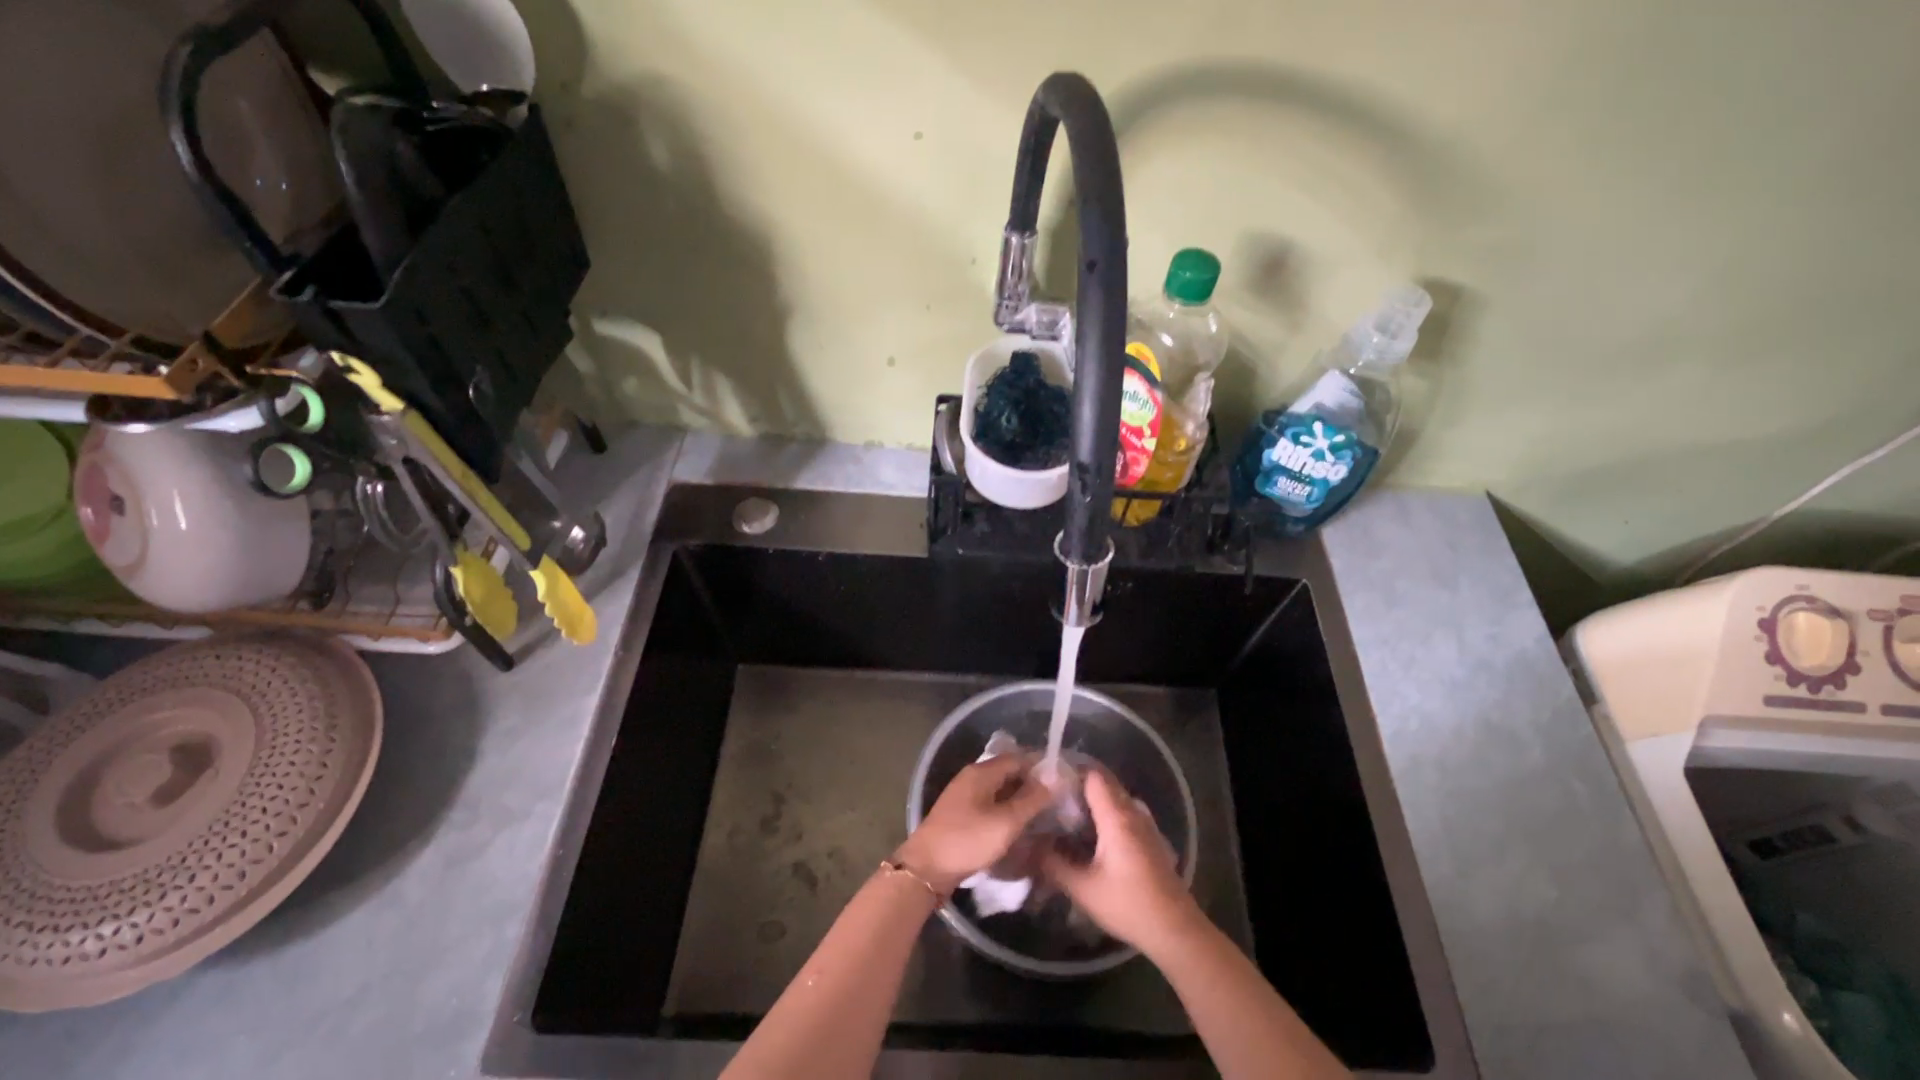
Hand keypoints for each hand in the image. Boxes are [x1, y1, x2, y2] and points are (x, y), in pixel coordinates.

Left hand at [895, 755, 1052, 894]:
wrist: (927, 868)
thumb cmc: (968, 841)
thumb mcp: (1006, 821)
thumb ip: (1032, 799)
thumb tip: (1056, 777)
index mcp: (982, 772)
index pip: (1019, 758)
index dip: (1042, 767)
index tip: (1064, 783)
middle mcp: (972, 778)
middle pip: (1009, 773)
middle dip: (1033, 785)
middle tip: (1058, 802)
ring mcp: (964, 796)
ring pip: (1000, 791)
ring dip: (1020, 800)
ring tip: (1044, 815)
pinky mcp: (961, 815)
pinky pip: (990, 805)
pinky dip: (1006, 811)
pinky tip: (1020, 827)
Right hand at [1041, 769, 1202, 955]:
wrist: (1175, 929)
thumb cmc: (1128, 905)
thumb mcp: (1083, 889)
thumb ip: (1053, 864)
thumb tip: (1028, 846)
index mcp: (1117, 817)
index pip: (1093, 775)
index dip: (1069, 772)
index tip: (1046, 780)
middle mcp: (1134, 813)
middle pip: (1105, 784)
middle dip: (1077, 787)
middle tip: (1048, 799)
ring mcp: (1146, 825)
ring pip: (1116, 800)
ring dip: (1092, 802)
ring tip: (1064, 816)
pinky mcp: (1151, 840)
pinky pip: (1125, 814)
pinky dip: (1106, 816)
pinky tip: (1090, 837)